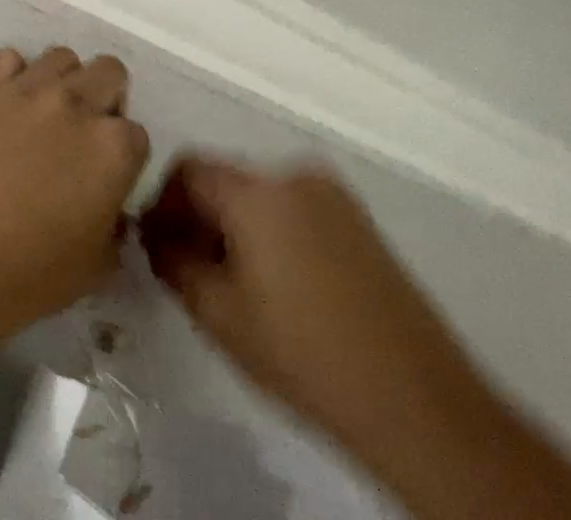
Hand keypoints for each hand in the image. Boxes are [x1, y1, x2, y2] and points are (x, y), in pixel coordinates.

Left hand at [0, 46, 150, 341]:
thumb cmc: (28, 275)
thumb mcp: (96, 266)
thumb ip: (115, 225)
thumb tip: (111, 208)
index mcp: (114, 150)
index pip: (136, 132)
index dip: (123, 155)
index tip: (105, 174)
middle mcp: (76, 107)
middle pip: (109, 74)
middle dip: (104, 99)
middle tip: (82, 134)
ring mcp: (25, 93)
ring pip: (61, 57)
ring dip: (62, 81)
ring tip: (46, 114)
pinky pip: (7, 59)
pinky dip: (13, 76)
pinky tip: (6, 106)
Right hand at [139, 157, 483, 454]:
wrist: (416, 401)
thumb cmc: (303, 354)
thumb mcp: (216, 313)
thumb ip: (171, 261)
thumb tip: (156, 235)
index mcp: (258, 194)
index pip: (186, 168)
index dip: (160, 202)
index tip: (154, 244)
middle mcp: (298, 179)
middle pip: (223, 178)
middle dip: (196, 215)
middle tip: (184, 266)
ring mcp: (336, 199)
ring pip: (258, 196)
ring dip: (231, 226)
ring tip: (227, 282)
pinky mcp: (360, 223)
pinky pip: (292, 210)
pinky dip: (267, 233)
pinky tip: (270, 285)